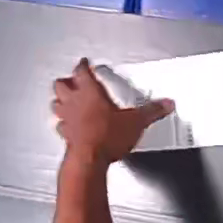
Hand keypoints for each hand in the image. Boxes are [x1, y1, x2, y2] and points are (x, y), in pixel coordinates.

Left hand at [52, 58, 173, 166]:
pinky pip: (60, 125)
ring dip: (60, 100)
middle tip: (73, 80)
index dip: (83, 65)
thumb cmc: (107, 135)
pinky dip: (64, 123)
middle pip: (61, 84)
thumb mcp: (137, 121)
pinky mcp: (65, 134)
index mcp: (90, 91)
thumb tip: (165, 104)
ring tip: (67, 100)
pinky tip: (70, 126)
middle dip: (67, 81)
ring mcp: (66, 118)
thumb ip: (152, 111)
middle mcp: (74, 101)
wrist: (90, 158)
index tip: (84, 63)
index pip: (81, 71)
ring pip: (56, 102)